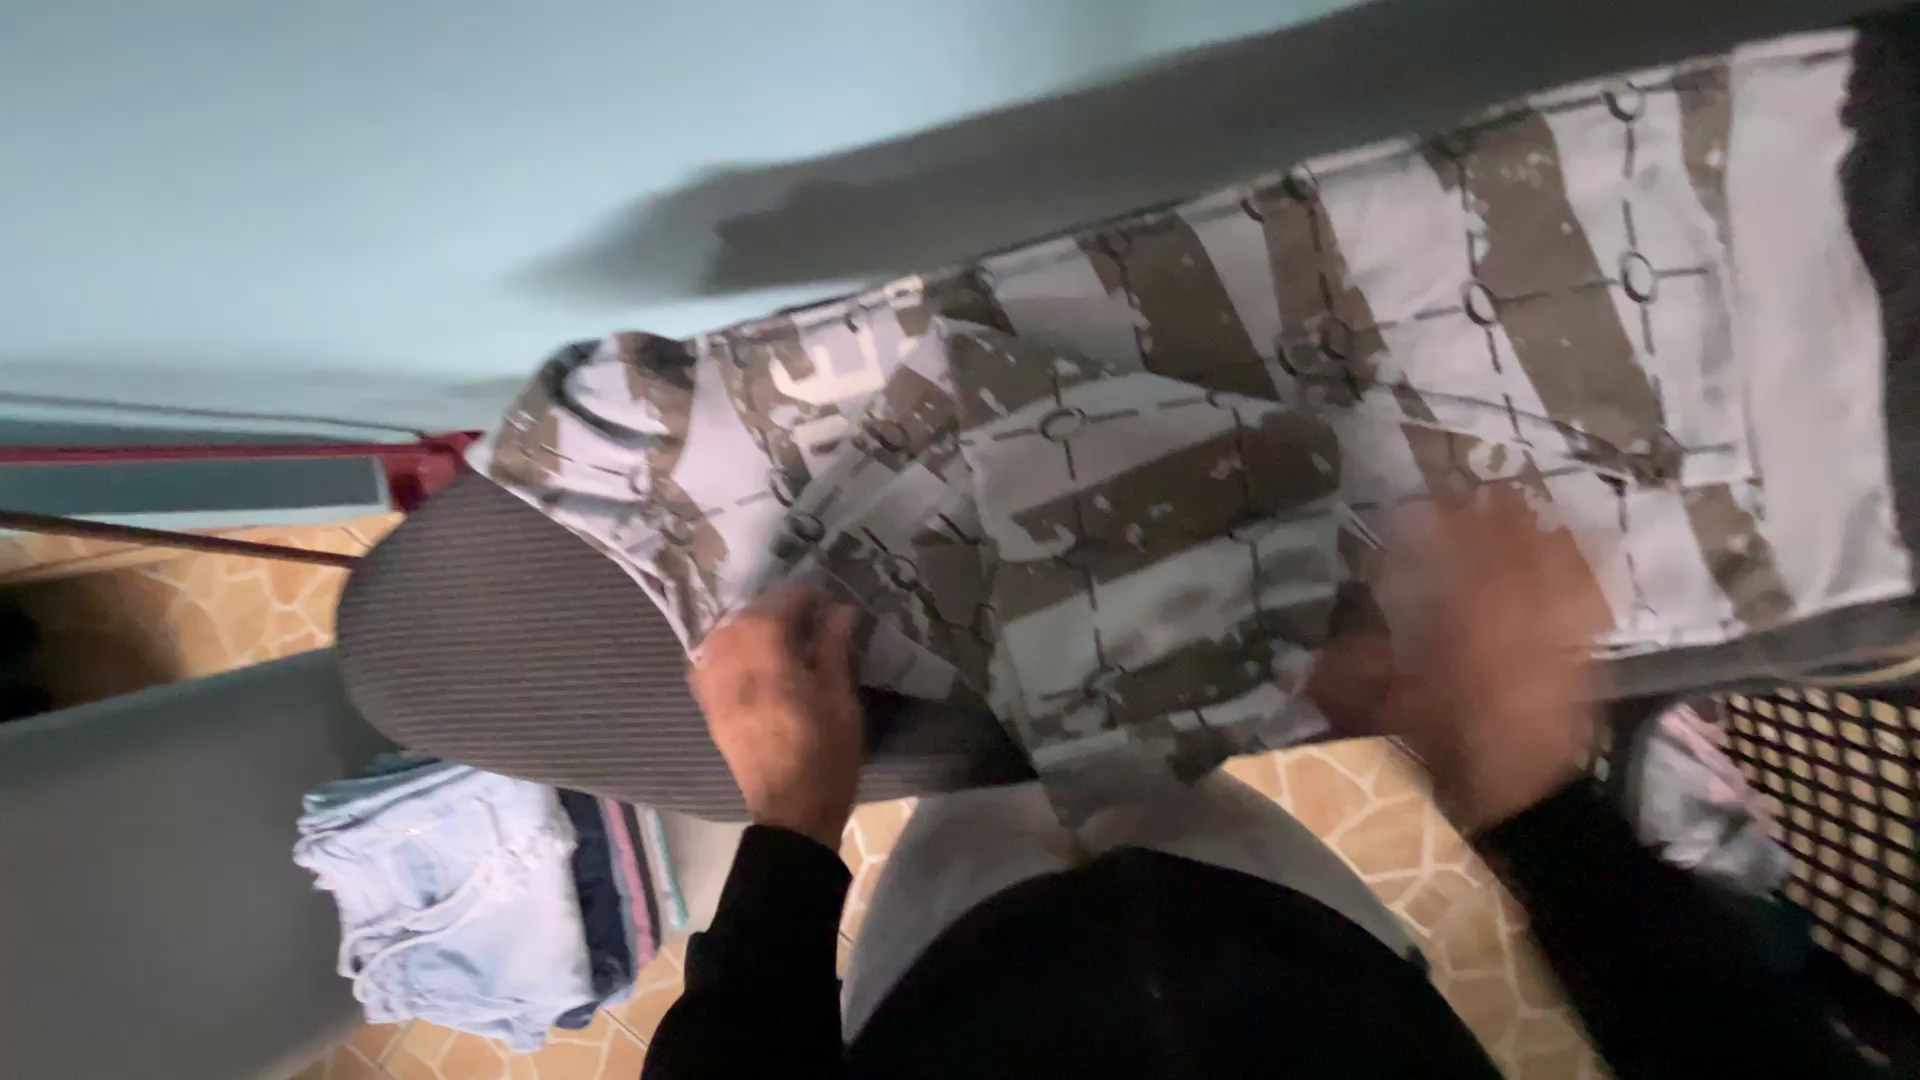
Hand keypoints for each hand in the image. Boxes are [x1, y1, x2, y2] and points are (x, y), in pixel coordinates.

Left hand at [687, 584, 864, 847]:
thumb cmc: (828, 755)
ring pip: (720, 637)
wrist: (793, 813)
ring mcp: (716, 691)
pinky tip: (741, 652)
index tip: (824, 596)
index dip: (801, 595)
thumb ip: (834, 649)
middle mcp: (735, 671)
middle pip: (742, 619)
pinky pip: (704, 664)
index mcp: (771, 666)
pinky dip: (721, 648)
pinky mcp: (711, 710)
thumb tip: (839, 609)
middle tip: (802, 610)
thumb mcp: (842, 699)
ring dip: (745, 623)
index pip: (778, 609)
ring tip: (773, 628)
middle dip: (771, 605)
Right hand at [1335, 489, 1608, 831]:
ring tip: (1517, 493)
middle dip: (1487, 515)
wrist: (1530, 795)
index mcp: (1461, 641)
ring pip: (1549, 566)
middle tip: (1470, 482)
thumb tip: (1304, 663)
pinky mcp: (1581, 647)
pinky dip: (1579, 559)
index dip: (1432, 532)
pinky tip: (1572, 537)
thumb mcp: (1394, 714)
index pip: (1445, 571)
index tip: (1414, 502)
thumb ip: (1355, 677)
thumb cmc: (1454, 751)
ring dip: (1532, 525)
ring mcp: (1554, 634)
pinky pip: (1588, 592)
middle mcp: (1512, 628)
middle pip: (1503, 557)